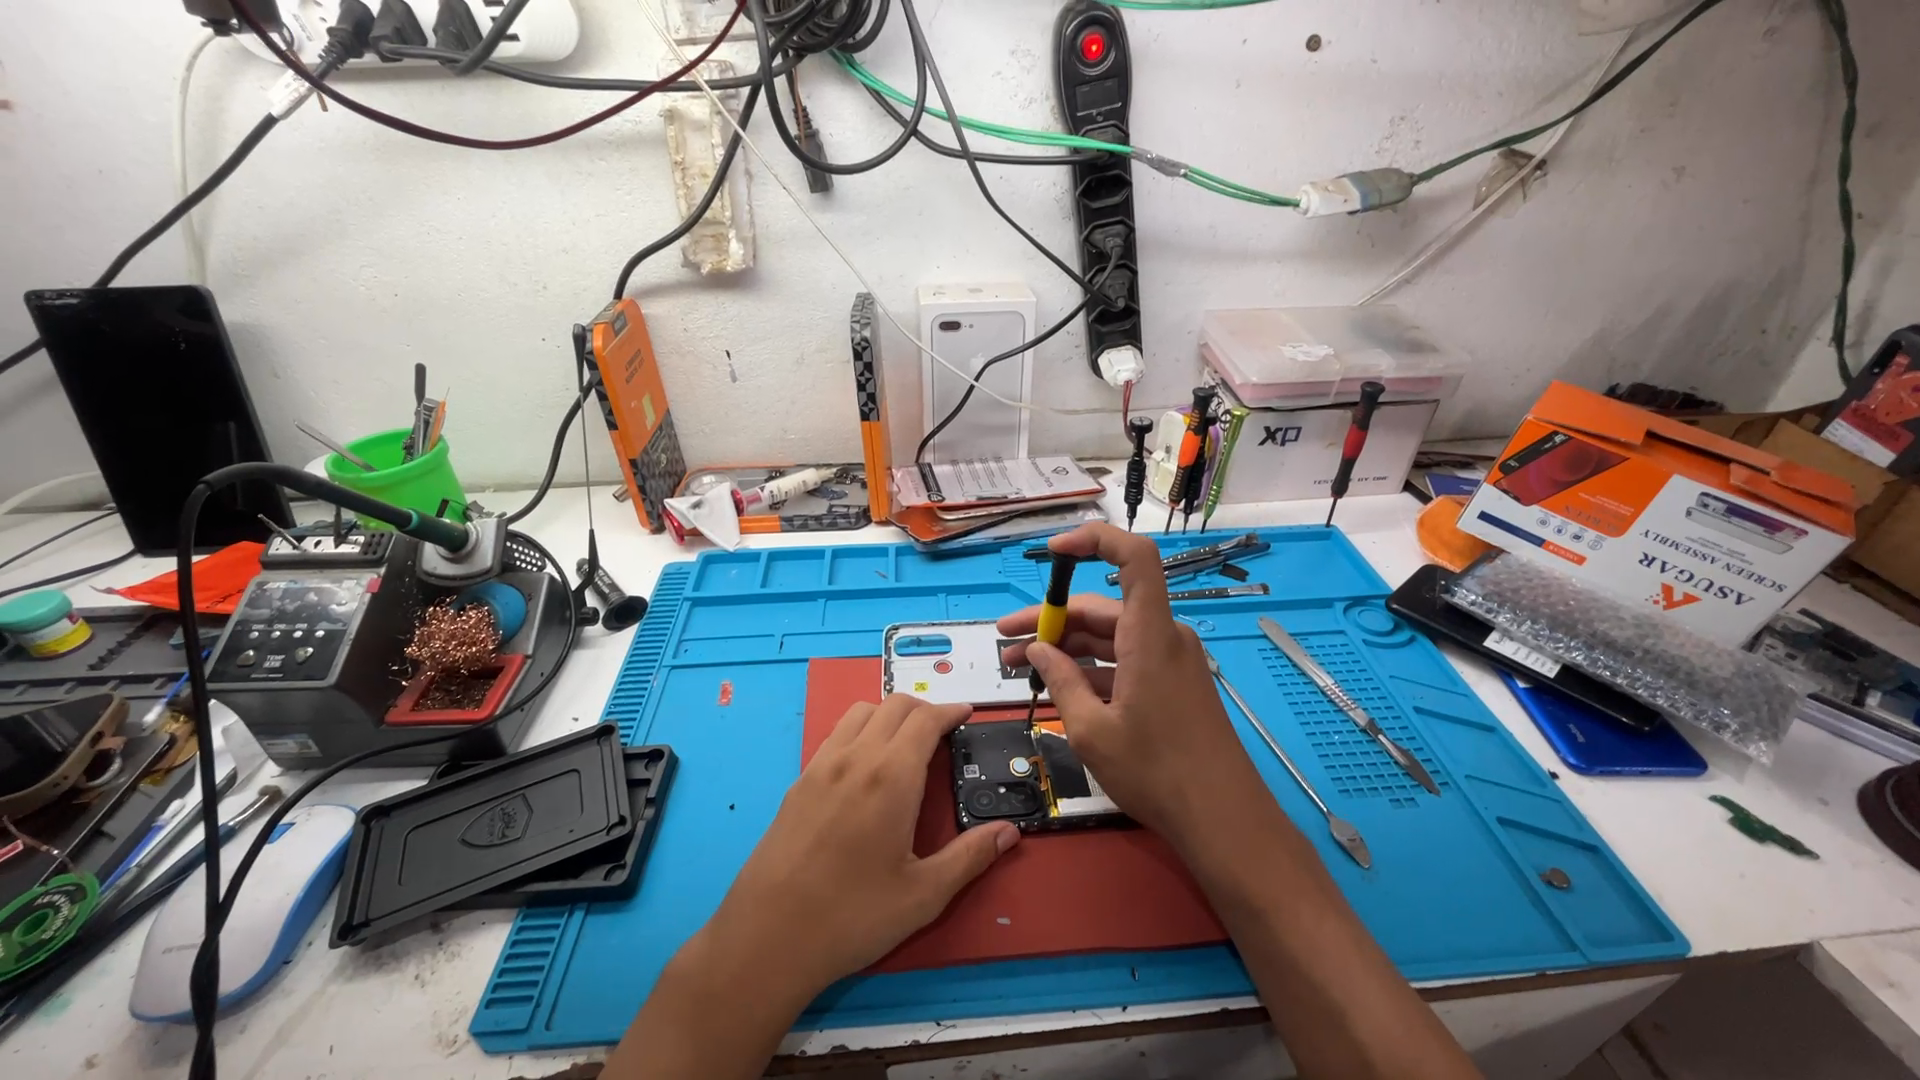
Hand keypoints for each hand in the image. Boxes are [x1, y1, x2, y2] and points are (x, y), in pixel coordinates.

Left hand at [701, 694, 1020, 999]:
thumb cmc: (853, 917)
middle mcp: (854, 759)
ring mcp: (820, 768)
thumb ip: (969, 857)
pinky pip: (835, 736)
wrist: (767, 937)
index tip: (967, 714)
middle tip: (943, 730)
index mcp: (890, 777)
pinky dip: (860, 731)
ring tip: (905, 742)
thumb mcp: (923, 895)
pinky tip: (865, 767)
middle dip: (924, 709)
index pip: (925, 720)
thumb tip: (1009, 832)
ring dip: (888, 714)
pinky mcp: (797, 784)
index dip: (951, 711)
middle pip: (892, 706)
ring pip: (859, 713)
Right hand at [998, 524, 1268, 845]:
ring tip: (1018, 666)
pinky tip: (1058, 685)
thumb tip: (1037, 649)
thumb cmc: (1155, 772)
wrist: (1221, 818)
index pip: (1134, 558)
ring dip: (1066, 647)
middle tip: (1005, 640)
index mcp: (1150, 635)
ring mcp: (1171, 661)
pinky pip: (1126, 660)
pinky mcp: (1172, 683)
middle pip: (1103, 608)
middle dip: (1051, 620)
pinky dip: (1091, 667)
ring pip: (1111, 636)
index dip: (1094, 541)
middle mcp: (1164, 637)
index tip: (1051, 553)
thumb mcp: (1091, 730)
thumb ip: (1060, 680)